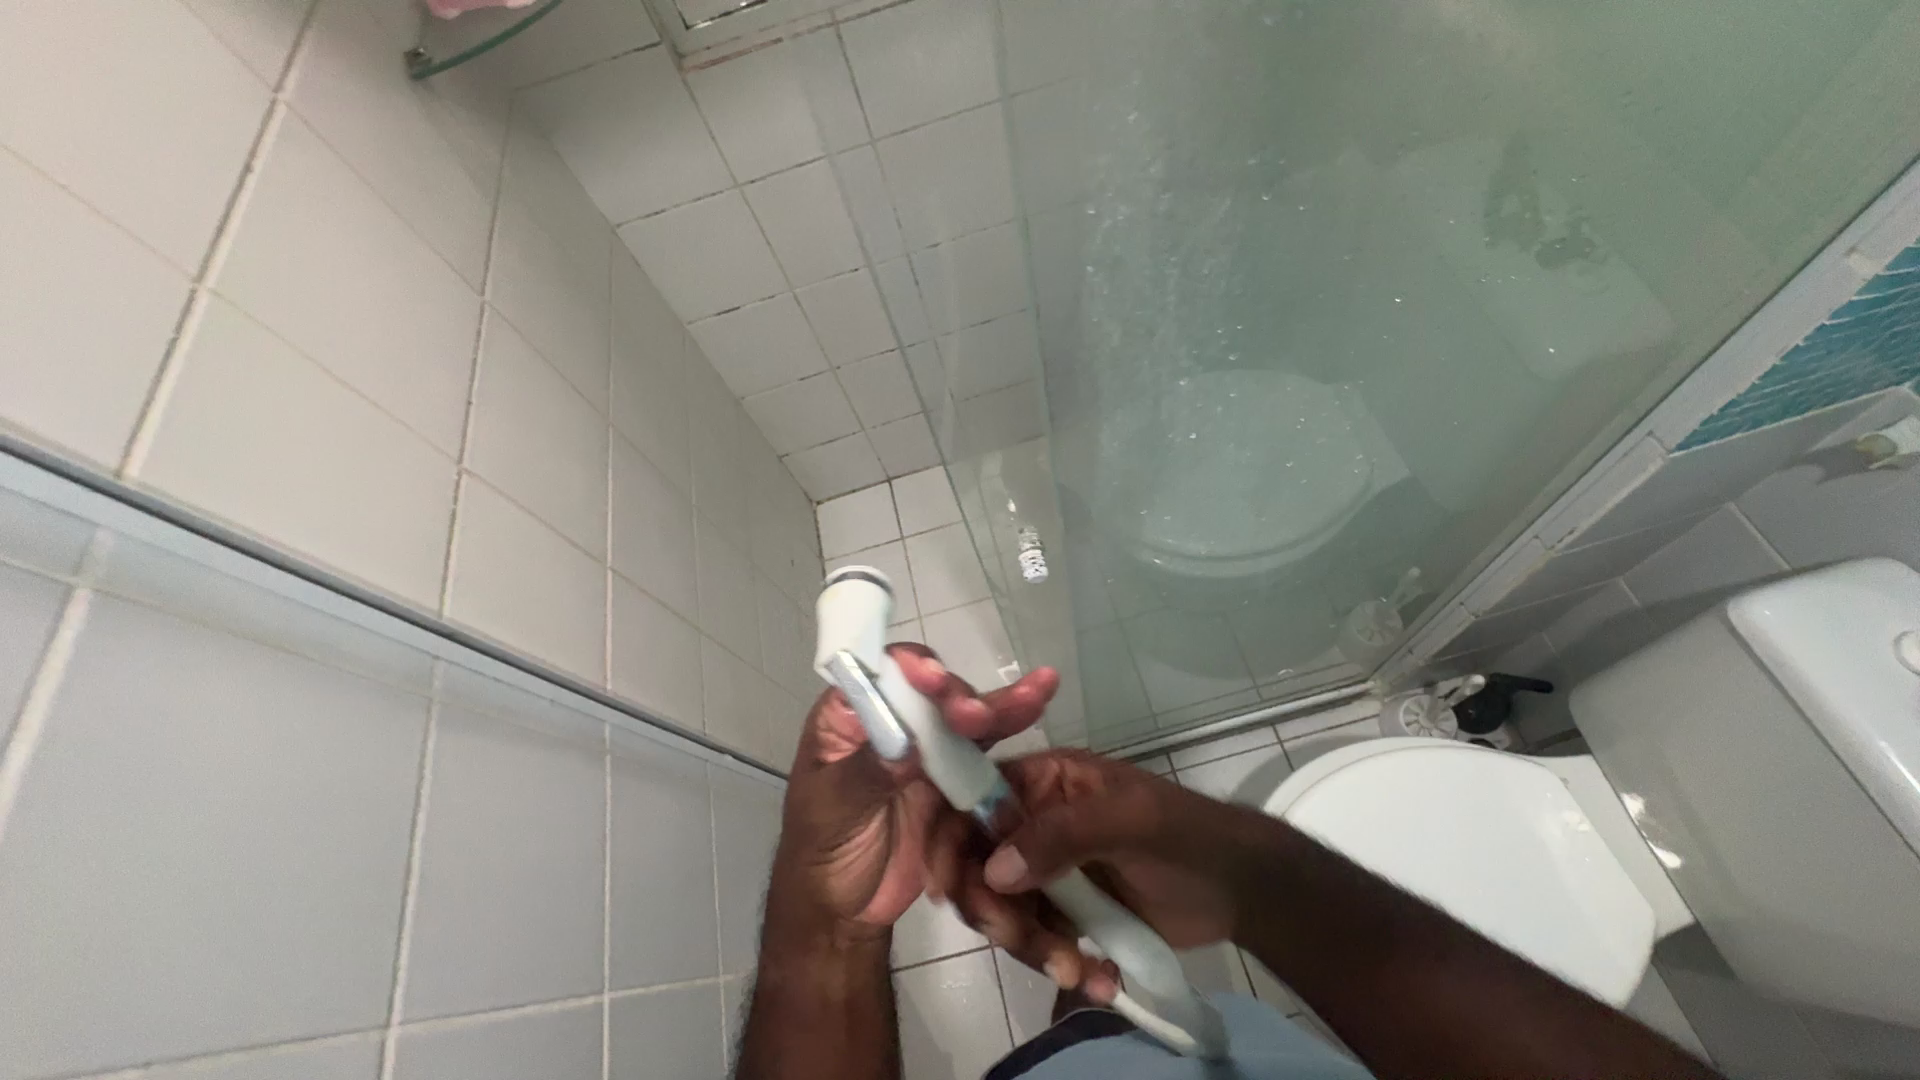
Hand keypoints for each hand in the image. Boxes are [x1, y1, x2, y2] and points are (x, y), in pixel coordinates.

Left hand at [770, 645, 1058, 935]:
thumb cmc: (821, 851)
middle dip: (957, 697)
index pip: (880, 675)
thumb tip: (908, 742)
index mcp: (849, 716)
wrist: (844, 911)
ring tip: (1038, 691)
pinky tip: (1041, 700)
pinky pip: (983, 749)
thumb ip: (867, 773)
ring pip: (963, 715)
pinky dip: (1011, 727)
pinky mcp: (954, 776)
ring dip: (998, 704)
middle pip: (930, 691)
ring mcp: (925, 747)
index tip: (933, 679)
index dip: (909, 669)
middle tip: (977, 717)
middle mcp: (890, 720)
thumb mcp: (833, 810)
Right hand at [925, 749, 1266, 1000]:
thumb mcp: (1130, 820)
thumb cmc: (1185, 834)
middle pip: (975, 858)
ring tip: (1074, 968)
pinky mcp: (1061, 911)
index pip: (973, 795)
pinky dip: (1054, 961)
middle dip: (988, 904)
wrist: (1238, 888)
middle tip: (1017, 937)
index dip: (948, 833)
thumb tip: (992, 869)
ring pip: (997, 905)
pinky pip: (1032, 937)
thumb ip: (1063, 834)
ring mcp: (1044, 867)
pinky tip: (1097, 977)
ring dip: (1025, 943)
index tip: (946, 882)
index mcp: (1043, 780)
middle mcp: (1032, 819)